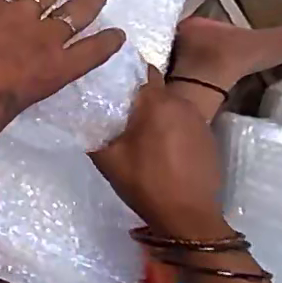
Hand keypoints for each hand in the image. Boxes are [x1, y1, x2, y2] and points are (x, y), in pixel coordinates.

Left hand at [0, 0, 125, 146]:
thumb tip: (15, 84)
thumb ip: (22, 91)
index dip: (108, 41)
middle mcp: (43, 38)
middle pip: (77, 13)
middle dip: (91, 0)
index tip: (118, 33)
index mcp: (54, 71)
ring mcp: (16, 14)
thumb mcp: (12, 111)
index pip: (93, 52)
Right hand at [92, 16, 281, 224]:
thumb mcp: (107, 158)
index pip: (139, 68)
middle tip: (108, 91)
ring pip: (167, 99)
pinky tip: (150, 135)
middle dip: (132, 85)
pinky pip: (179, 116)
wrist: (189, 218)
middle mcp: (180, 103)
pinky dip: (164, 119)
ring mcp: (197, 120)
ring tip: (126, 113)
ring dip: (149, 103)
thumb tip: (75, 110)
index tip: (101, 64)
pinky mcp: (205, 136)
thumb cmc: (145, 184)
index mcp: (156, 103)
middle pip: (153, 83)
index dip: (120, 65)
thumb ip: (92, 129)